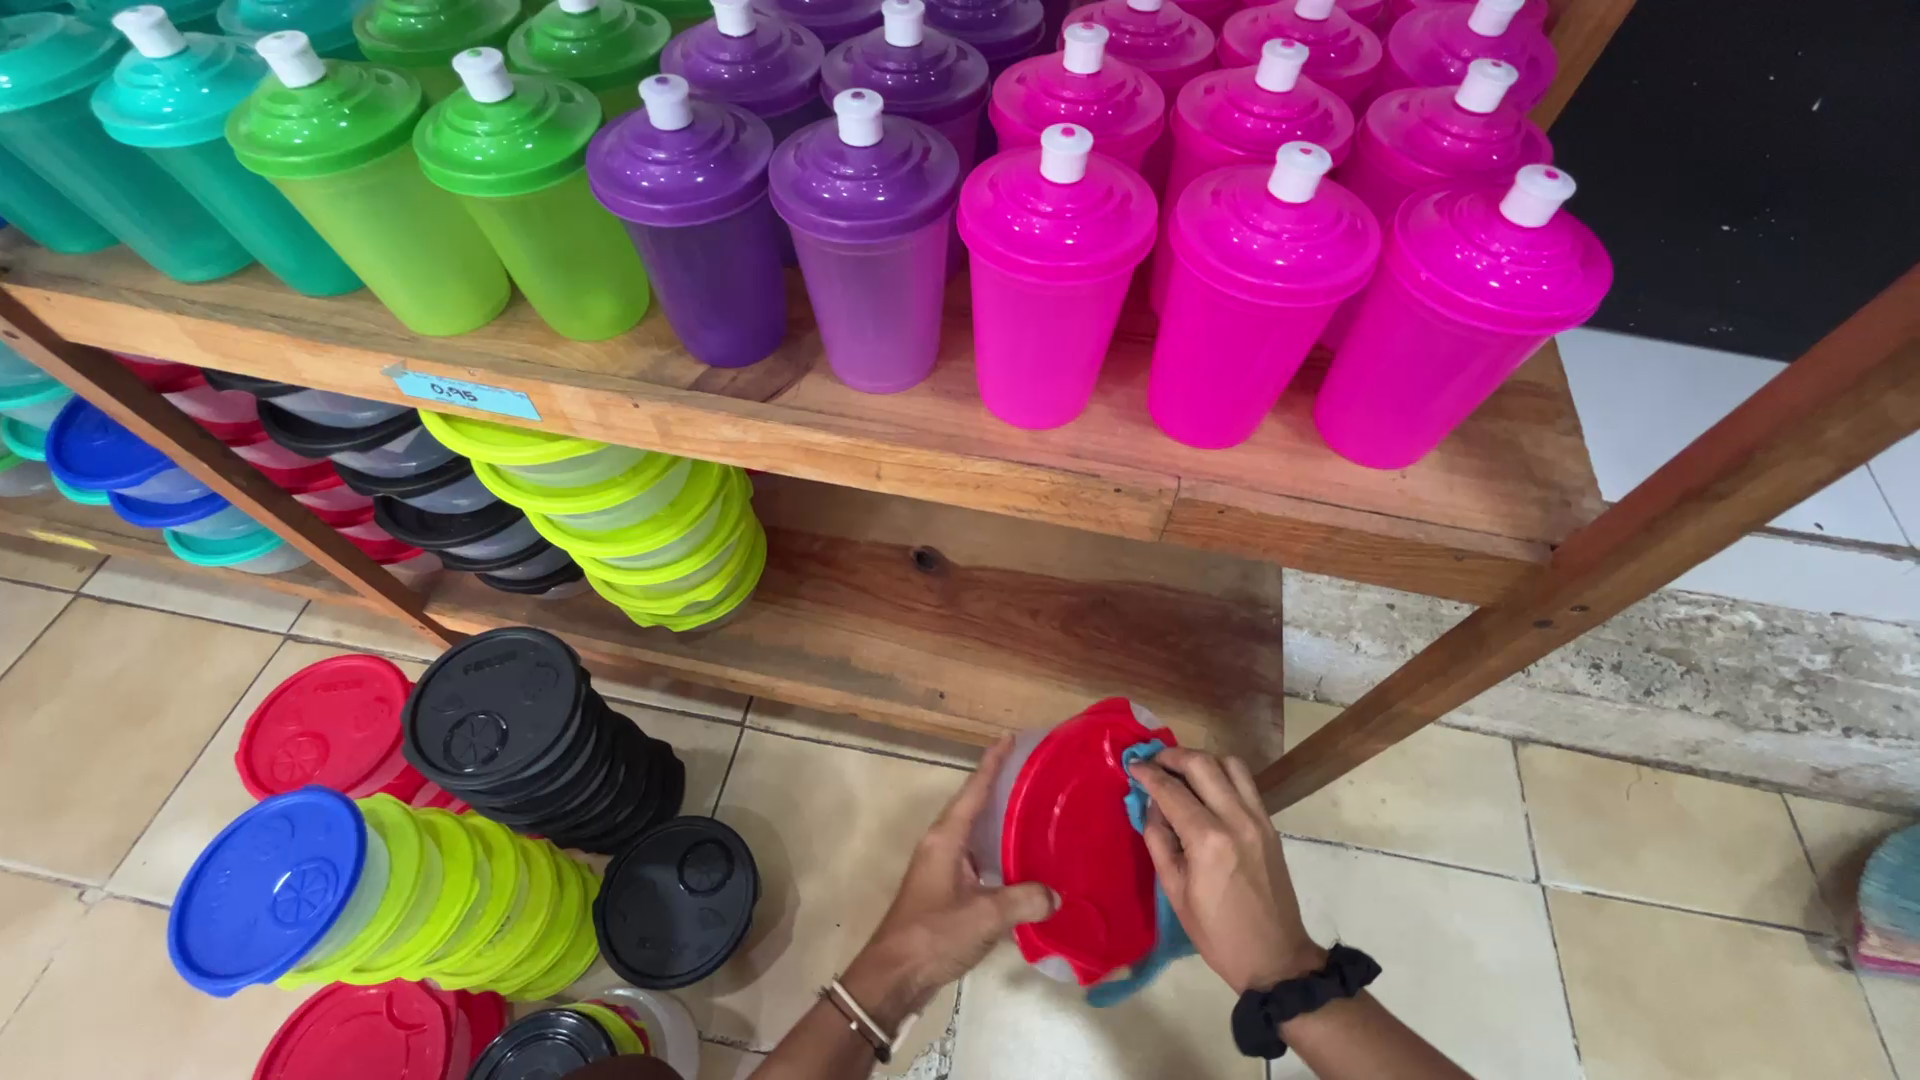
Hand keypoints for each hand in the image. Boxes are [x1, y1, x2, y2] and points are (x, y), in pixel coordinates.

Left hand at [843, 737, 1058, 1028]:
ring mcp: (942, 867)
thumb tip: (1056, 894)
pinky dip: (998, 852)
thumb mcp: (985, 915)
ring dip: (1001, 821)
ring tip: (1035, 812)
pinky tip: (1021, 862)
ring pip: (976, 833)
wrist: (894, 976)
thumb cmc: (934, 934)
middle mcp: (942, 844)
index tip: (1011, 737)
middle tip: (1036, 775)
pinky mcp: (945, 890)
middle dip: (1001, 787)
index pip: (974, 788)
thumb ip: (1024, 900)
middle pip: (974, 805)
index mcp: (946, 837)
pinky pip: (977, 858)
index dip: (993, 762)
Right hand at [1128, 747, 1322, 993]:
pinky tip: (1205, 789)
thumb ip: (1159, 839)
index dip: (1147, 773)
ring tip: (1180, 771)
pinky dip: (1222, 775)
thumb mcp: (1174, 890)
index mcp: (1208, 840)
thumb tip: (1151, 804)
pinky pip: (1245, 783)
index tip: (1132, 765)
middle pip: (1202, 763)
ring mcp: (1259, 819)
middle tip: (1153, 762)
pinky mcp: (1270, 825)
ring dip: (1201, 760)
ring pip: (1230, 764)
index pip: (1171, 790)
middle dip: (1172, 756)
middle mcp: (1236, 819)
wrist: (1275, 958)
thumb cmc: (1216, 932)